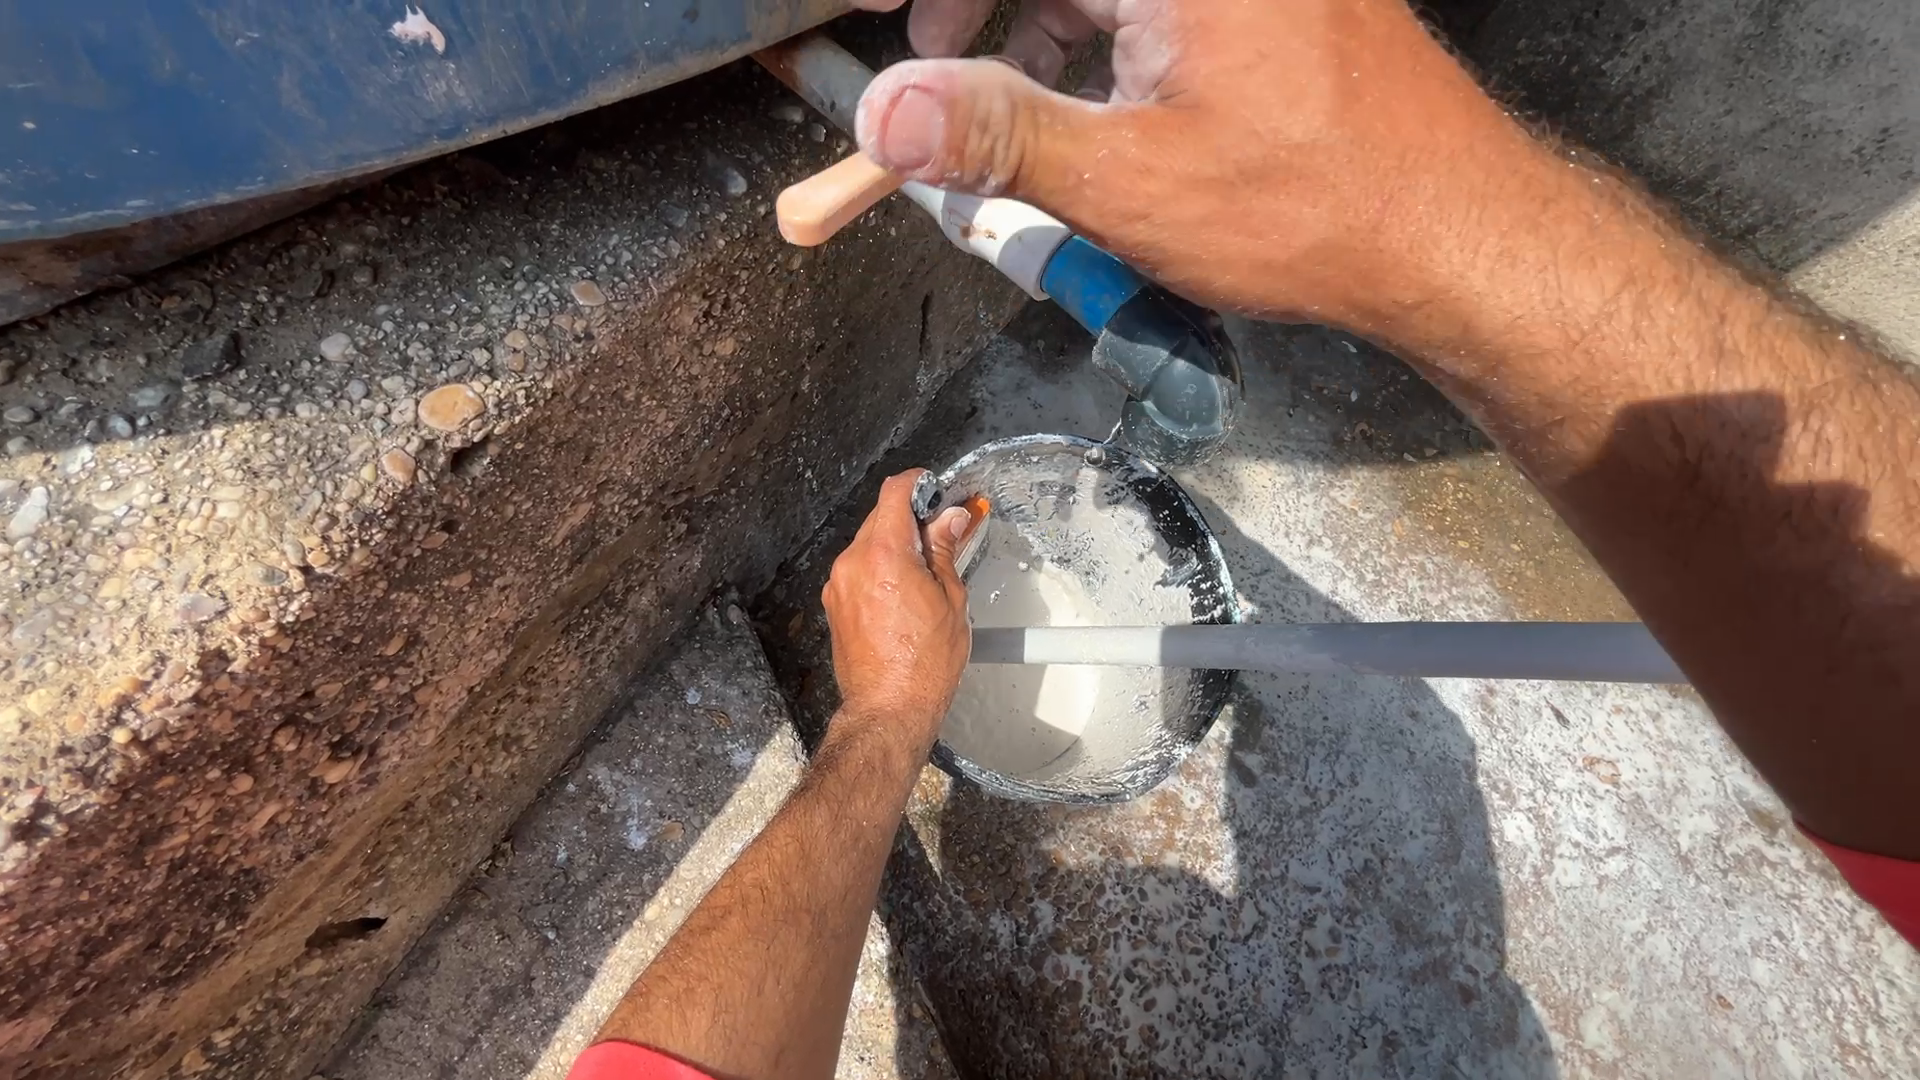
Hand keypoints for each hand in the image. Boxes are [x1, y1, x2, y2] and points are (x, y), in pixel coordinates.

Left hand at [821, 470, 973, 758]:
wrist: (888, 708)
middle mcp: (853, 562)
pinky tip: (904, 588)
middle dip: (911, 517)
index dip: (918, 483)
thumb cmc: (924, 664)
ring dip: (895, 544)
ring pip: (869, 543)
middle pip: (880, 516)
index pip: (894, 493)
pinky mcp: (835, 603)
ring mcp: (839, 583)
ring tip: (926, 567)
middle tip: (942, 530)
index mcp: (884, 554)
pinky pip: (859, 568)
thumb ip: (945, 550)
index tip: (935, 488)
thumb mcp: (950, 599)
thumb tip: (951, 519)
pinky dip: (880, 566)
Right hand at [848, 0, 1544, 342]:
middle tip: (936, 63)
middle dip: (985, 5)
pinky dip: (1104, 37)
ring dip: (1041, 23)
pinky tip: (1093, 98)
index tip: (893, 25)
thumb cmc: (1296, 208)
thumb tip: (884, 116)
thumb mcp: (1124, 179)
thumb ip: (997, 134)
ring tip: (1009, 101)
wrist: (1439, 231)